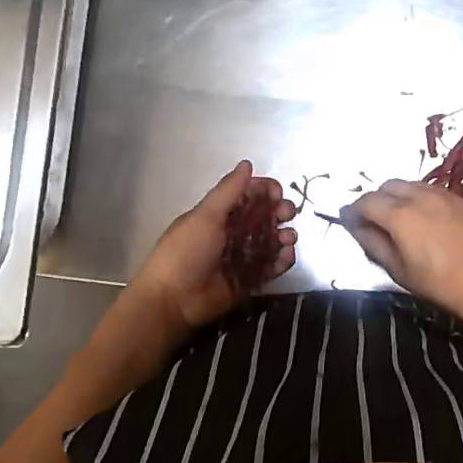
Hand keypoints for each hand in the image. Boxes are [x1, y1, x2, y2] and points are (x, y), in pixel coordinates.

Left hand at [130, 161, 296, 333]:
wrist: (174, 300)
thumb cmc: (185, 252)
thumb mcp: (205, 216)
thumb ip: (228, 191)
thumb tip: (247, 163)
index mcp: (219, 214)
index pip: (247, 195)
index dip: (264, 190)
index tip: (277, 191)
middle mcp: (232, 233)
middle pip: (263, 217)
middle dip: (278, 211)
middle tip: (286, 213)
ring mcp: (242, 257)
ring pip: (271, 241)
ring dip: (284, 235)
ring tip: (288, 237)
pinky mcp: (250, 280)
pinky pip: (272, 267)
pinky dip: (283, 260)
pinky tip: (287, 254)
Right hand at [342, 180, 462, 322]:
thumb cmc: (437, 283)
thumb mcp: (397, 269)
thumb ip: (372, 243)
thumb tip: (356, 227)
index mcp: (400, 215)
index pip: (366, 202)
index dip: (353, 210)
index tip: (348, 220)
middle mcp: (419, 196)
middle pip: (387, 186)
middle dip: (375, 200)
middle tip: (371, 220)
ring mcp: (442, 195)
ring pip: (409, 185)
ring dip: (396, 196)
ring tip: (397, 218)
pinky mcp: (459, 199)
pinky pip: (430, 190)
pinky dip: (418, 198)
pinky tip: (422, 218)